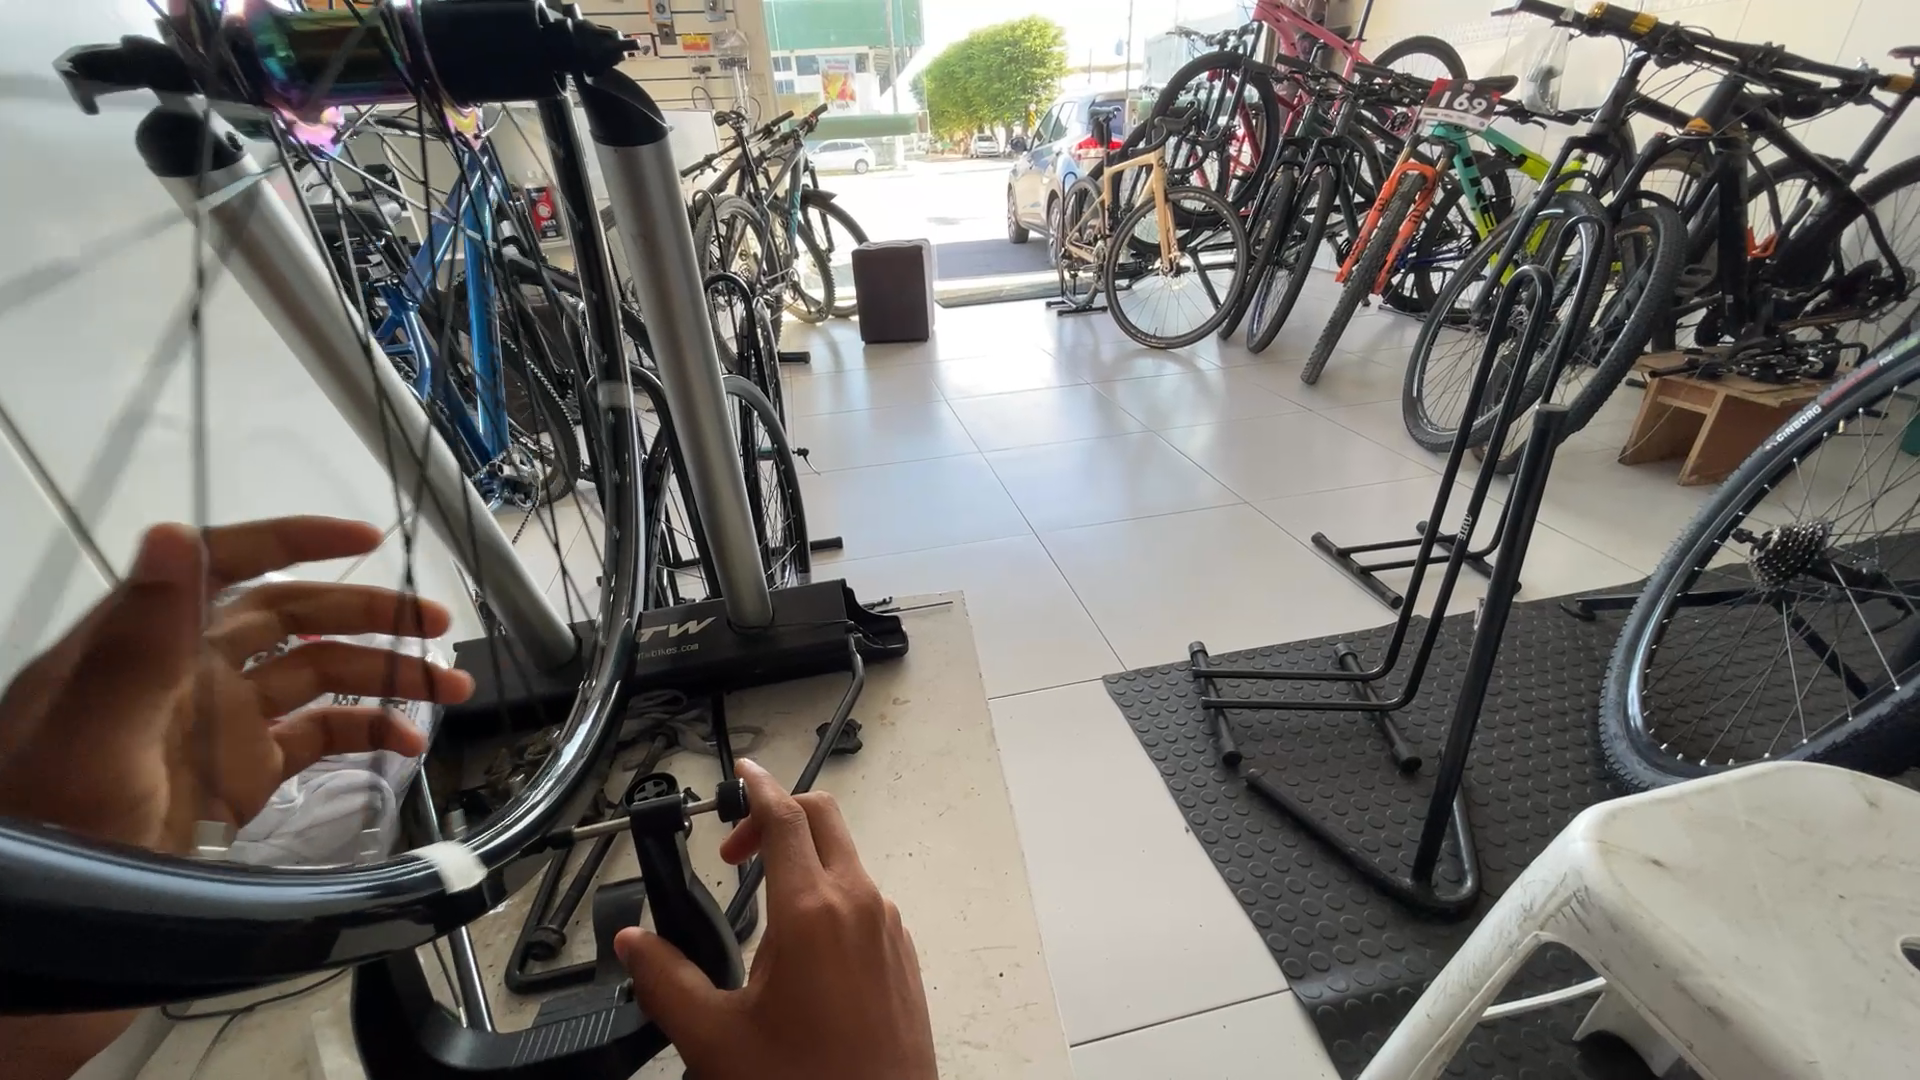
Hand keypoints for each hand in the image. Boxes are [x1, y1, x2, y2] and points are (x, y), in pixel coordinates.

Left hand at [0, 517, 473, 854]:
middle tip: (442, 624)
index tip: (368, 540)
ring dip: (392, 675)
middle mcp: (190, 674)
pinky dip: (375, 732)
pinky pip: (326, 734)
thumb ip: (139, 644)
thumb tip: (175, 534)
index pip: (224, 568)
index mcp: (148, 649)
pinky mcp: (249, 770)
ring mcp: (224, 723)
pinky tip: (410, 745)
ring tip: (454, 690)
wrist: (41, 952)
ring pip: (326, 674)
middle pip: (297, 618)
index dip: (294, 542)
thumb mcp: (91, 742)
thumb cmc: (52, 835)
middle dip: (374, 615)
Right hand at [615, 759, 937, 1079]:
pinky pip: (864, 896)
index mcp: (811, 909)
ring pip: (844, 858)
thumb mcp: (715, 1038)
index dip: (760, 785)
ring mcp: (887, 921)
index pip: (785, 817)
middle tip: (736, 851)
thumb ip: (666, 980)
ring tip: (764, 908)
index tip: (741, 771)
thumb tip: (630, 940)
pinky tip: (805, 947)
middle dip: (779, 813)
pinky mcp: (901, 947)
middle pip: (823, 818)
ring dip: (804, 859)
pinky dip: (831, 893)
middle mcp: (858, 901)